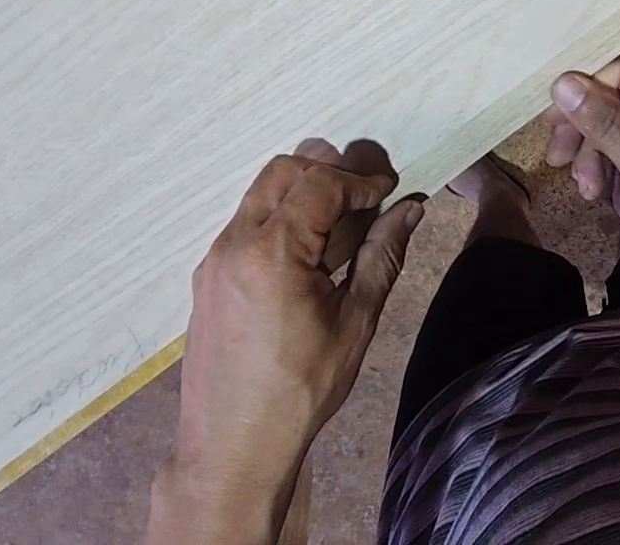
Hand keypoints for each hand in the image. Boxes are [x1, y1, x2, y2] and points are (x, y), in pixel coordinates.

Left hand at [148, 139, 422, 543]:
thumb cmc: (301, 390)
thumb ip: (382, 256)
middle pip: (283, 170)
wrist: (230, 450)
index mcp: (272, 252)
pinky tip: (307, 249)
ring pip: (260, 191)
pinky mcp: (207, 275)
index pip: (320, 181)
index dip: (360, 179)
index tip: (389, 190)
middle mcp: (234, 242)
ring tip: (339, 220)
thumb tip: (412, 210)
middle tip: (364, 195)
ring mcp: (214, 258)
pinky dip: (280, 214)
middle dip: (328, 169)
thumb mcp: (354, 323)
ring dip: (302, 189)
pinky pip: (246, 220)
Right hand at [541, 54, 619, 281]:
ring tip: (584, 186)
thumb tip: (562, 84)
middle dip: (585, 128)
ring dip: (592, 150)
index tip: (555, 124)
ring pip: (612, 116)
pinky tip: (595, 186)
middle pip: (614, 93)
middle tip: (558, 156)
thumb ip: (603, 122)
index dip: (585, 93)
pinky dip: (605, 158)